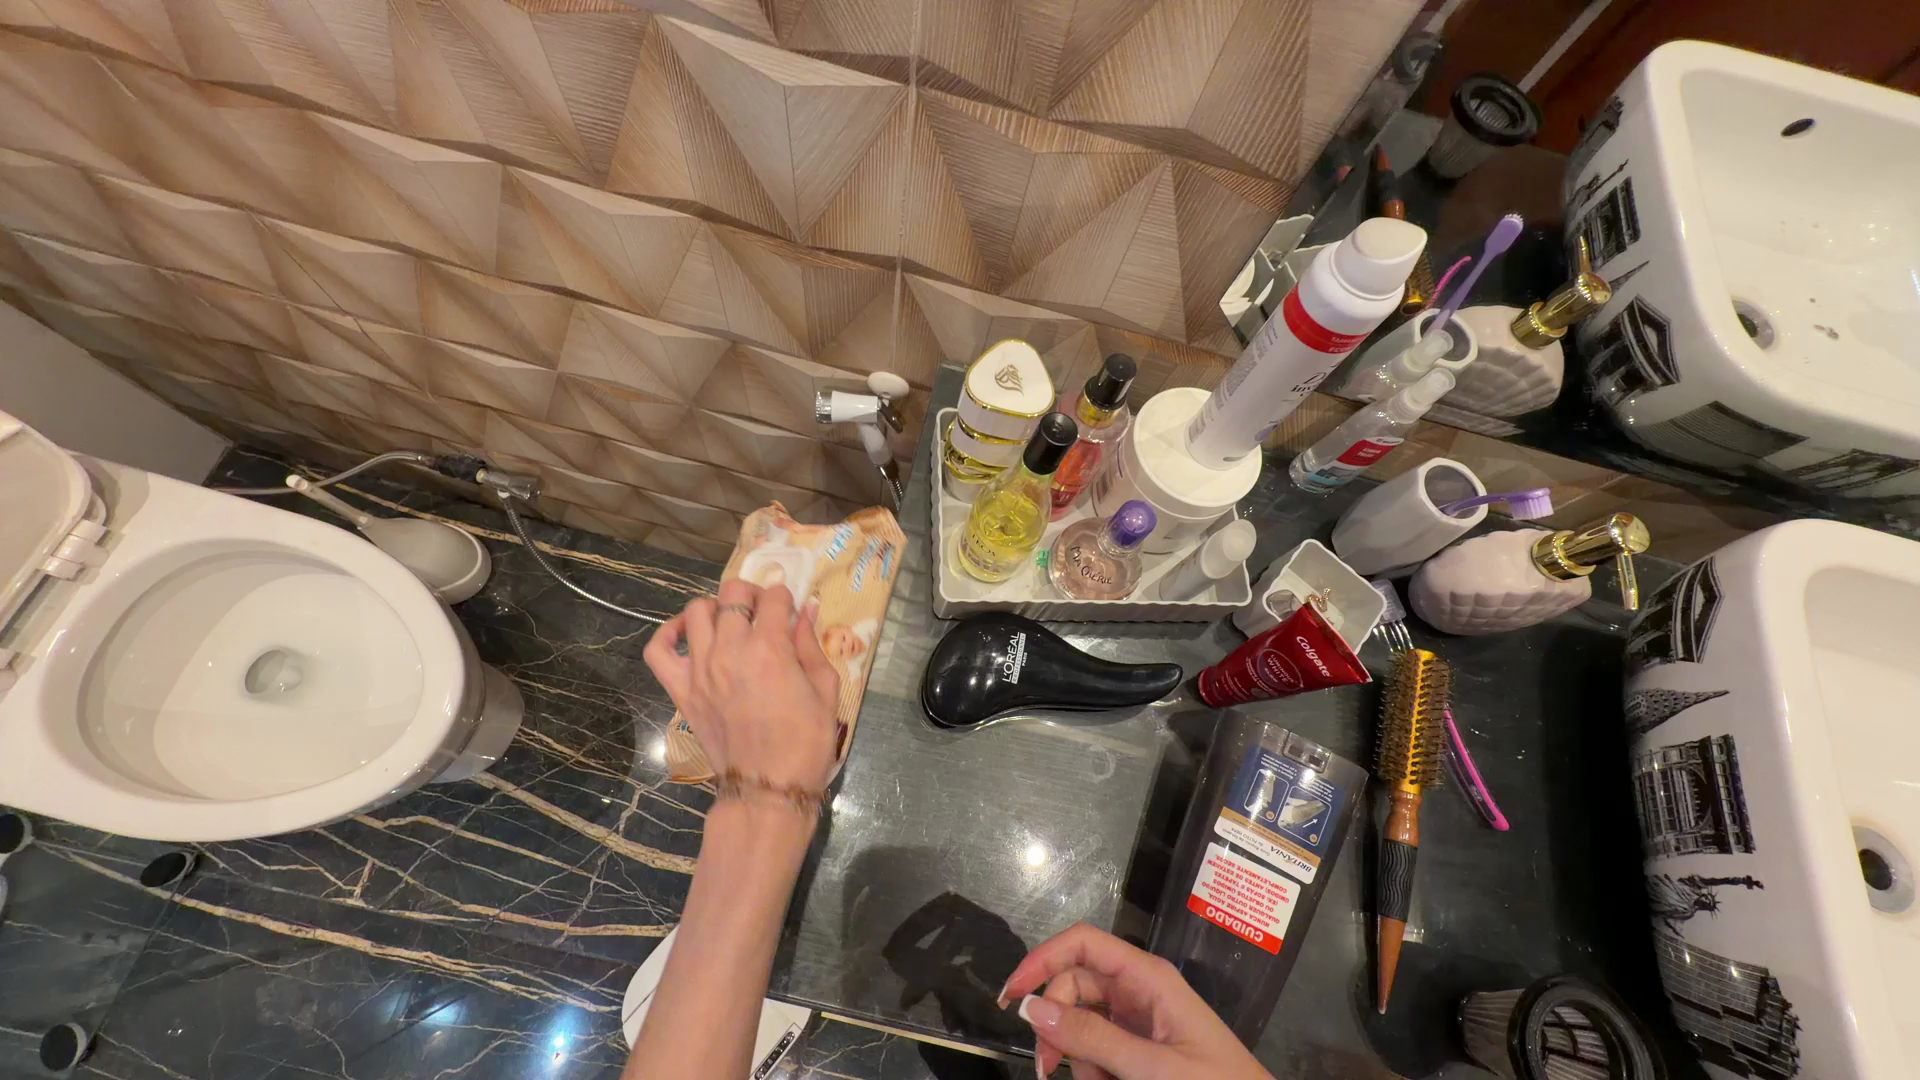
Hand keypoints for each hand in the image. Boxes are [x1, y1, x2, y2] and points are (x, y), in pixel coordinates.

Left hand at [643, 579, 840, 793]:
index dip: (788, 598)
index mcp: (771, 648)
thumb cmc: (807, 740)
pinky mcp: (681, 690)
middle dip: (753, 594)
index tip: (792, 611)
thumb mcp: (826, 689)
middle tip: (764, 612)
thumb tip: (806, 610)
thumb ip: (811, 644)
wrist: (768, 788)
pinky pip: (658, 650)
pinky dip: (668, 633)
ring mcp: (700, 669)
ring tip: (731, 623)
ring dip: (717, 608)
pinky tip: (687, 634)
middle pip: (733, 593)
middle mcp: (730, 649)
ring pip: (696, 611)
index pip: (775, 597)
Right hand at [1000, 924, 1272, 1079]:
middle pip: (1075, 983)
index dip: (1042, 959)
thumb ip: (1091, 1037)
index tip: (1012, 997)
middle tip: (1046, 1068)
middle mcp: (1139, 987)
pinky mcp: (1142, 1044)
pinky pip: (1100, 1044)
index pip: (1081, 943)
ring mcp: (1140, 1016)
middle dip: (1055, 1021)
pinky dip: (1093, 1065)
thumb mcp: (1151, 1068)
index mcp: (1146, 975)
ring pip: (1083, 1018)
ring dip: (1076, 1052)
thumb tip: (1031, 1007)